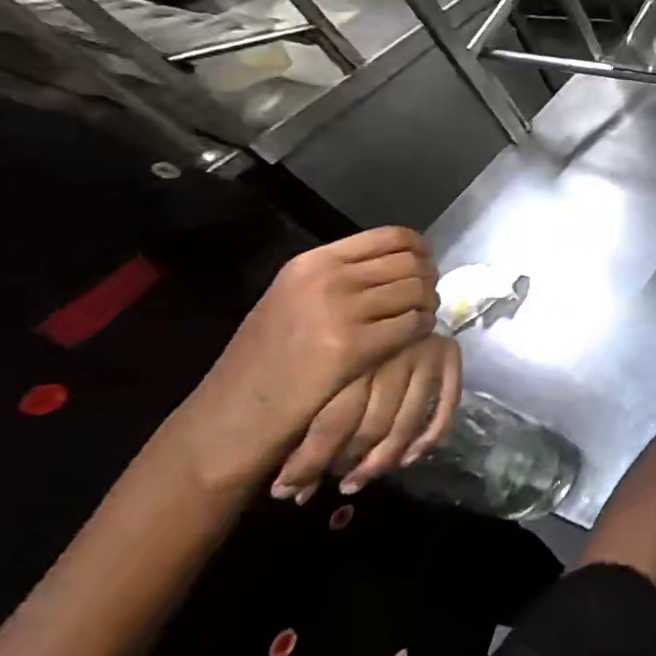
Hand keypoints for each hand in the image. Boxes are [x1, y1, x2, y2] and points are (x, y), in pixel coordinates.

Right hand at [178, 227, 438, 488]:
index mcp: (313, 261)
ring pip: (417, 291)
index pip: (393, 236)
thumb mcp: (294, 300)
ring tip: (419, 321)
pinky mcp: (352, 347)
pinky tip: (413, 341)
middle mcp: (327, 277)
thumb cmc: (263, 363)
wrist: (228, 419)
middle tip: (425, 300)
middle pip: (411, 262)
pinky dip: (422, 331)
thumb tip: (400, 266)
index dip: (420, 251)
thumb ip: (340, 278)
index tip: (424, 267)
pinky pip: (412, 326)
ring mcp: (339, 310)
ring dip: (426, 306)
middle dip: (427, 280)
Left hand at [268, 333, 461, 502]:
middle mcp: (389, 348)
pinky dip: (430, 437)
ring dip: (386, 460)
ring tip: (359, 481)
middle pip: (373, 424)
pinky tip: (410, 457)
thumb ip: (302, 415)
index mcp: (348, 347)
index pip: (335, 420)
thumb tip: (288, 492)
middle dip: (347, 464)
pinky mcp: (448, 351)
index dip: (310, 463)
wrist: (373, 283)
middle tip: (329, 486)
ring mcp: (423, 349)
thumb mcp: (304, 366)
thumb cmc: (320, 336)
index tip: (286, 489)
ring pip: (408, 420)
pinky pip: (446, 404)